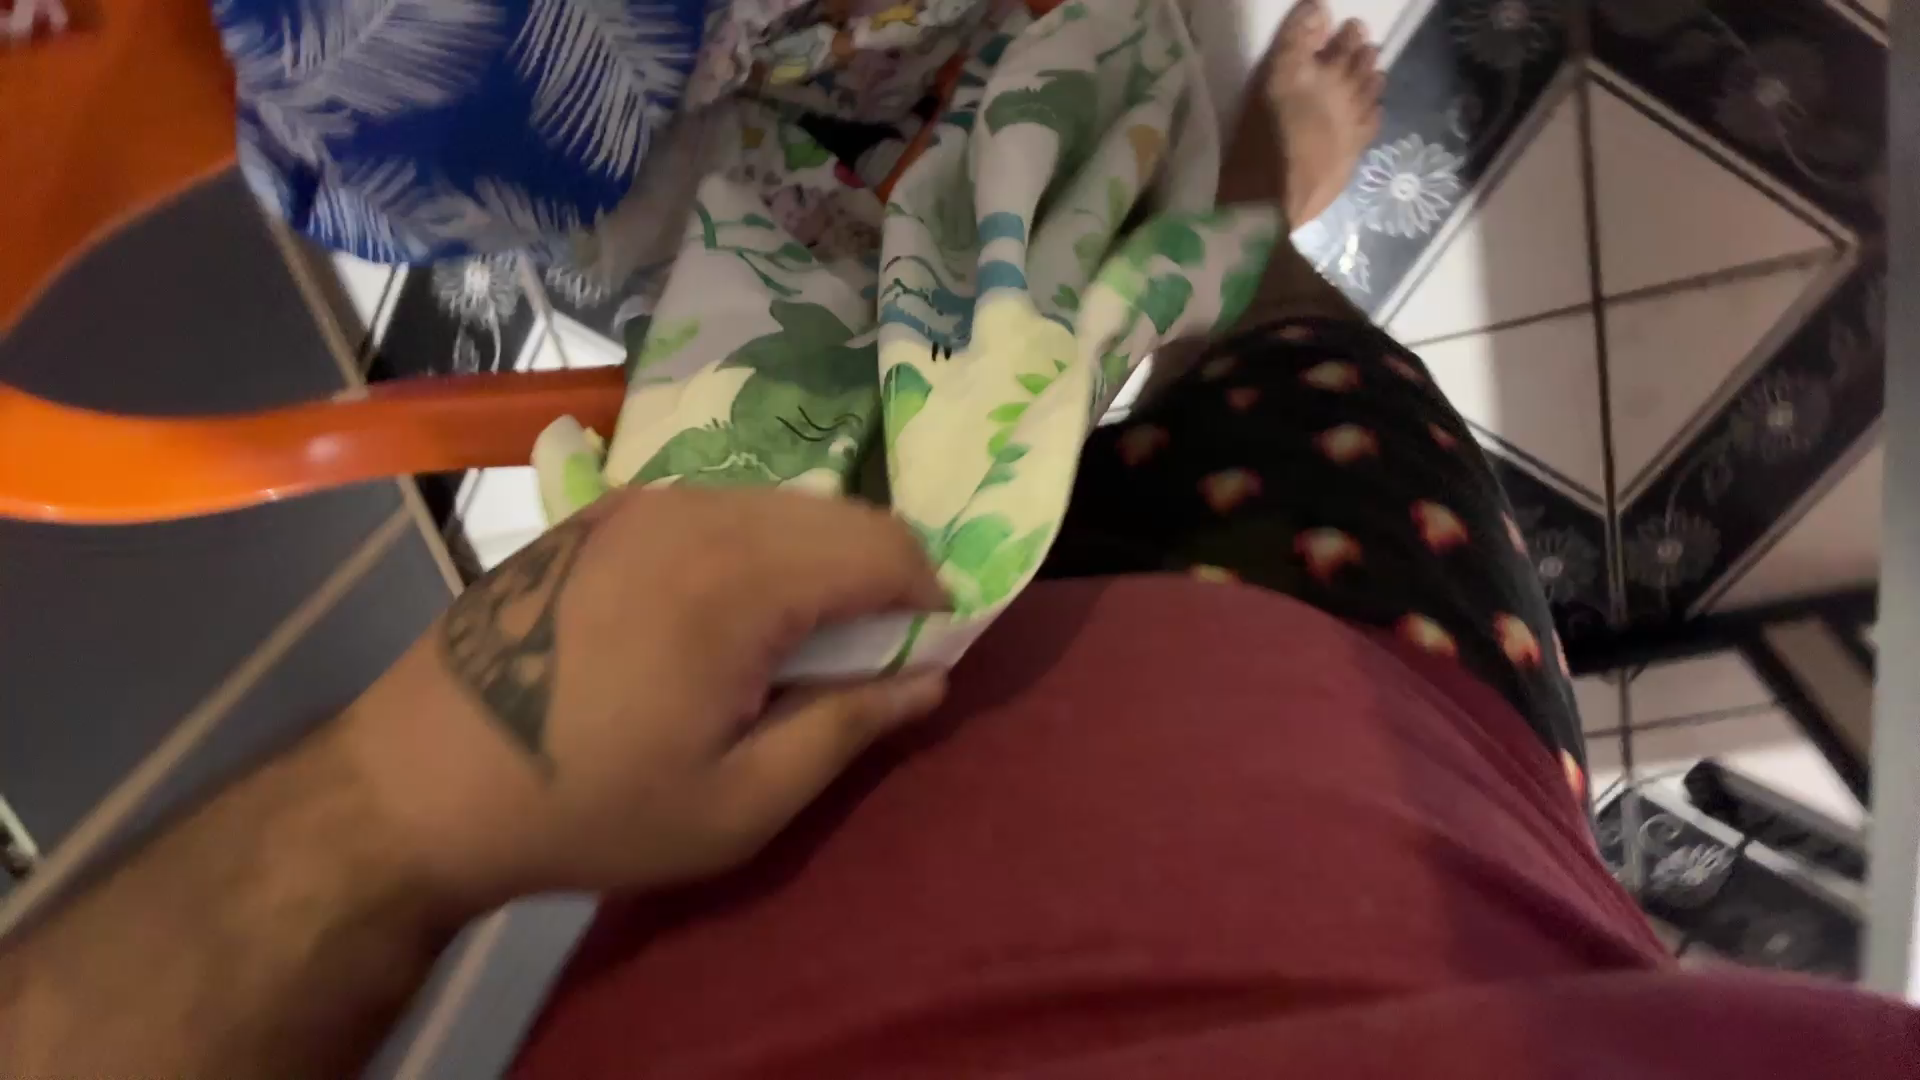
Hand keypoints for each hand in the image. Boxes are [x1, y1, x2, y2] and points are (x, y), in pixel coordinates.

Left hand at [329, 488, 950, 906]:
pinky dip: (771, 546)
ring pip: (791, 505)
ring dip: (828, 557)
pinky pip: (733, 507)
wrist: (418, 784)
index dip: (929, 594)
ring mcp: (653, 498)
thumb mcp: (741, 802)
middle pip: (845, 515)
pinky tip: (739, 604)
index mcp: (741, 581)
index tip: (931, 644)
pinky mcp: (617, 506)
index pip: (884, 549)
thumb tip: (932, 678)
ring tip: (807, 631)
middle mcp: (703, 512)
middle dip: (885, 572)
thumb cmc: (592, 806)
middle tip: (875, 646)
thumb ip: (851, 727)